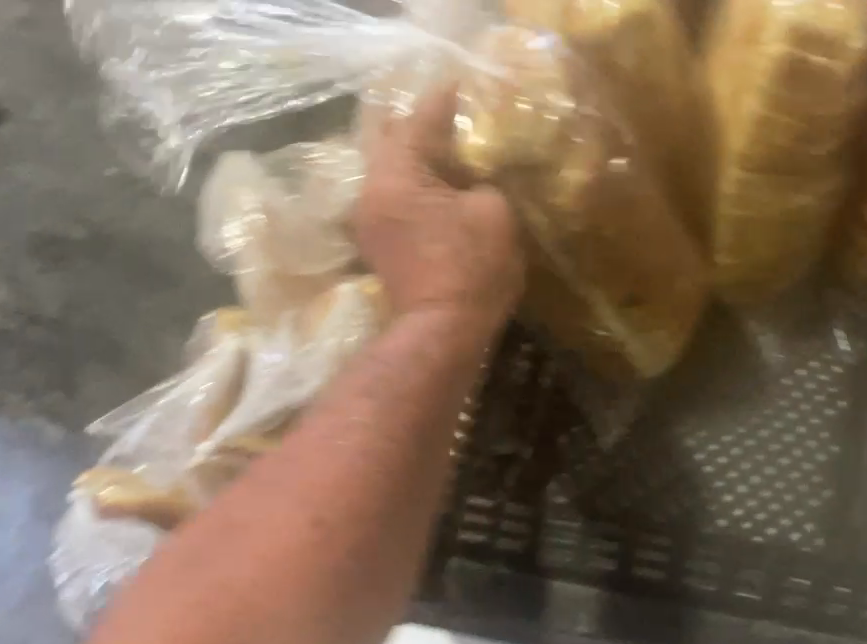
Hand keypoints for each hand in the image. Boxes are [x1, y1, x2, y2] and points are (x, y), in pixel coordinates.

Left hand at [355, 87, 524, 330]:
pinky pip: (398, 202)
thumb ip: (485, 182)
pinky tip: (442, 196)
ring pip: (394, 175)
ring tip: (452, 160)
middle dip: (424, 131)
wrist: (443, 334)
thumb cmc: (471, 270)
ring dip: (421, 165)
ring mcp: (371, 222)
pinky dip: (419, 192)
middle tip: (455, 123)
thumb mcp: (495, 213)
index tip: (461, 86)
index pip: (420, 119)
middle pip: (395, 143)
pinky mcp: (381, 248)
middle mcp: (371, 190)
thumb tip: (477, 181)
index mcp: (395, 172)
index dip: (444, 101)